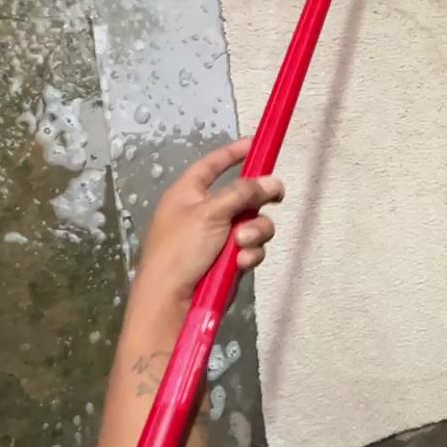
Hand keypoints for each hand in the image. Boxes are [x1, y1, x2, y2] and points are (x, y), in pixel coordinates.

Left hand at [132, 138, 283, 308]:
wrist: (171, 303)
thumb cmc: (181, 250)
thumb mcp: (211, 213)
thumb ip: (244, 193)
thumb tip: (274, 181)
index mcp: (188, 194)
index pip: (213, 165)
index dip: (233, 153)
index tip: (256, 143)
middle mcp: (204, 212)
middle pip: (243, 195)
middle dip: (256, 202)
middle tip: (275, 197)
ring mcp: (218, 237)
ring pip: (254, 223)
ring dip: (254, 232)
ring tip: (243, 243)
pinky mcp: (229, 260)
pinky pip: (252, 248)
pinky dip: (249, 254)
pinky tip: (240, 263)